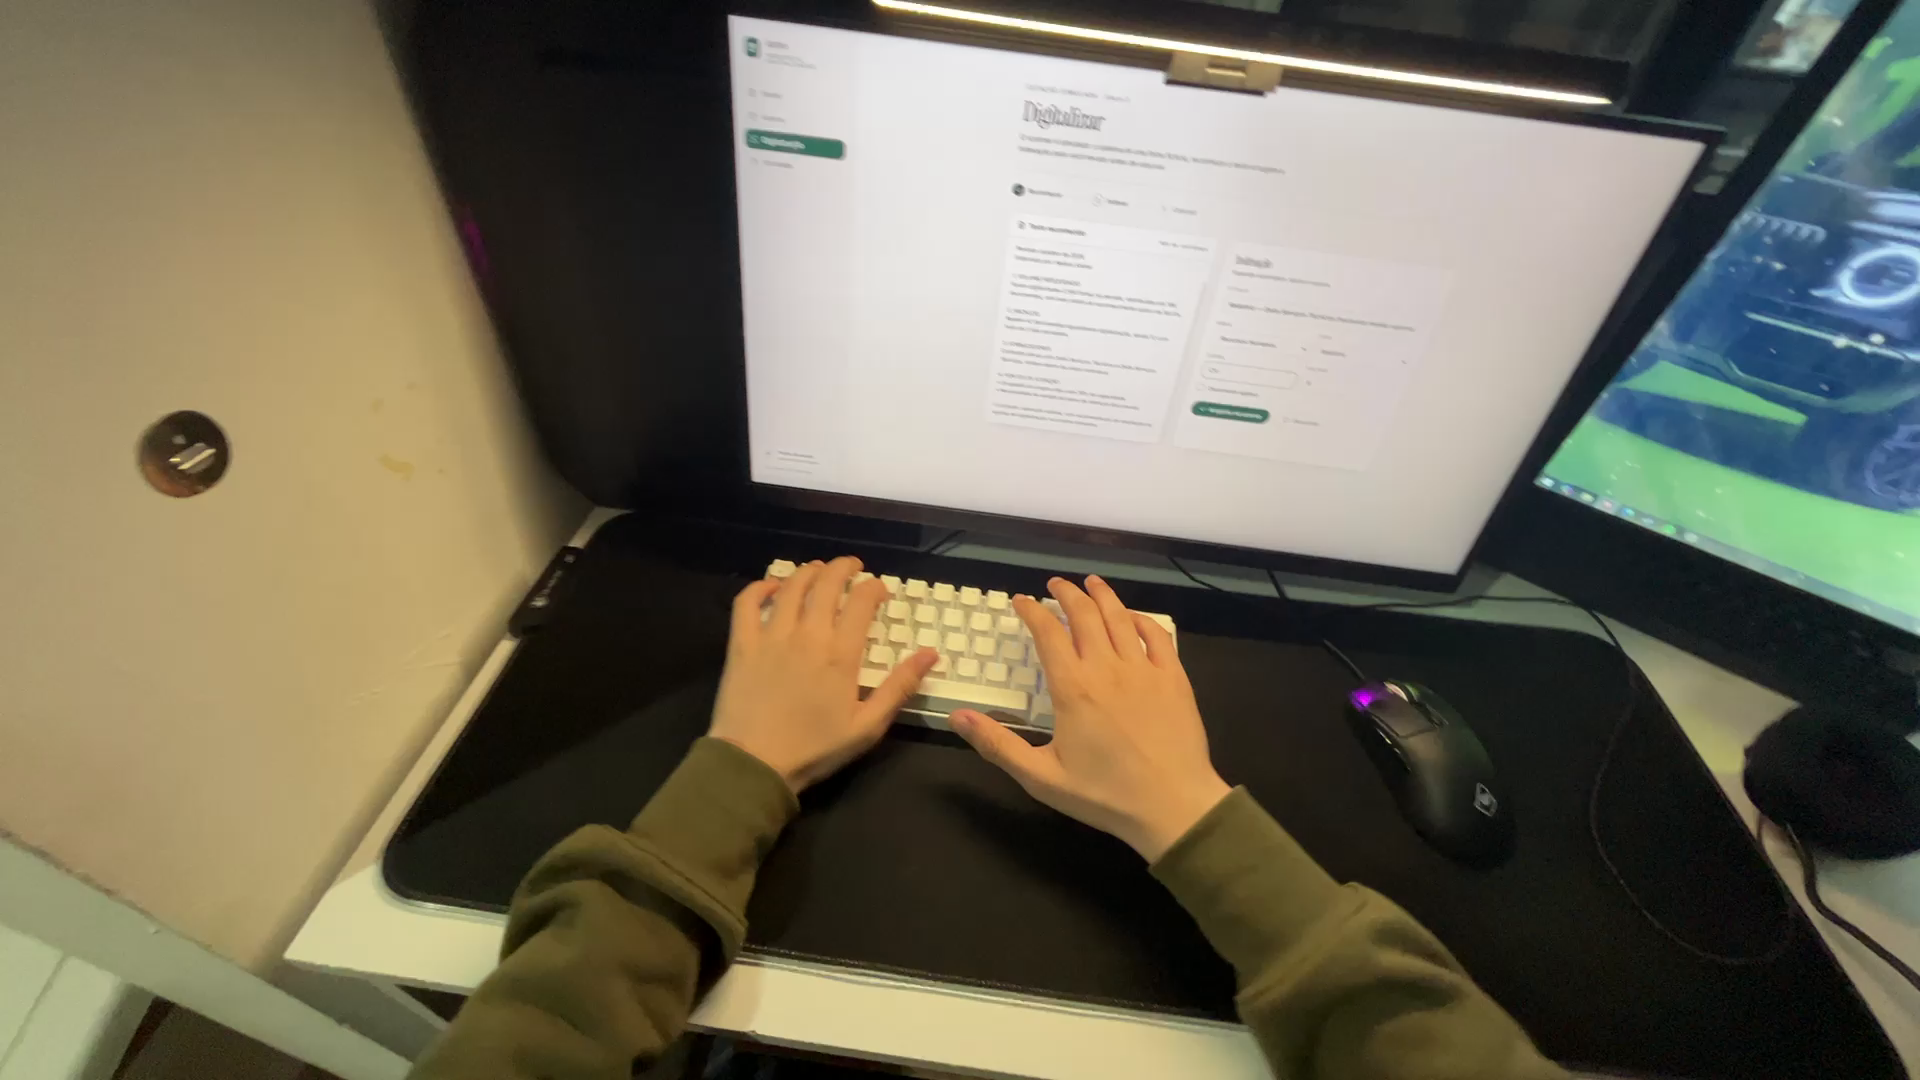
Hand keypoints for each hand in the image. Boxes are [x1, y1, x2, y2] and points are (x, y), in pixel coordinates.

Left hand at [711, 556, 936, 792]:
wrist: (753, 765)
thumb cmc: (815, 749)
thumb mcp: (868, 726)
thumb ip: (899, 687)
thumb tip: (930, 654)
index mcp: (841, 654)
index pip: (861, 601)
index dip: (874, 588)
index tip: (880, 589)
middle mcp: (808, 635)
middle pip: (827, 583)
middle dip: (844, 568)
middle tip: (853, 567)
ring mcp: (771, 636)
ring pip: (791, 586)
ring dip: (808, 571)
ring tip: (818, 570)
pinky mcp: (742, 644)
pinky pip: (748, 602)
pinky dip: (760, 587)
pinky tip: (772, 586)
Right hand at [950, 575, 1230, 860]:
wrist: (1174, 807)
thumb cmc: (1105, 795)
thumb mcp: (1041, 777)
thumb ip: (997, 744)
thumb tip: (957, 716)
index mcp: (1072, 688)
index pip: (1048, 632)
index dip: (1032, 611)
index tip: (1021, 600)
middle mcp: (1107, 667)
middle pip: (1084, 615)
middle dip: (1066, 593)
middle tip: (1055, 584)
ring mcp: (1144, 669)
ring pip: (1119, 617)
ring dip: (1102, 595)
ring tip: (1090, 582)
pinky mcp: (1173, 677)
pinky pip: (1156, 635)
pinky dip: (1140, 618)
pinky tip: (1132, 616)